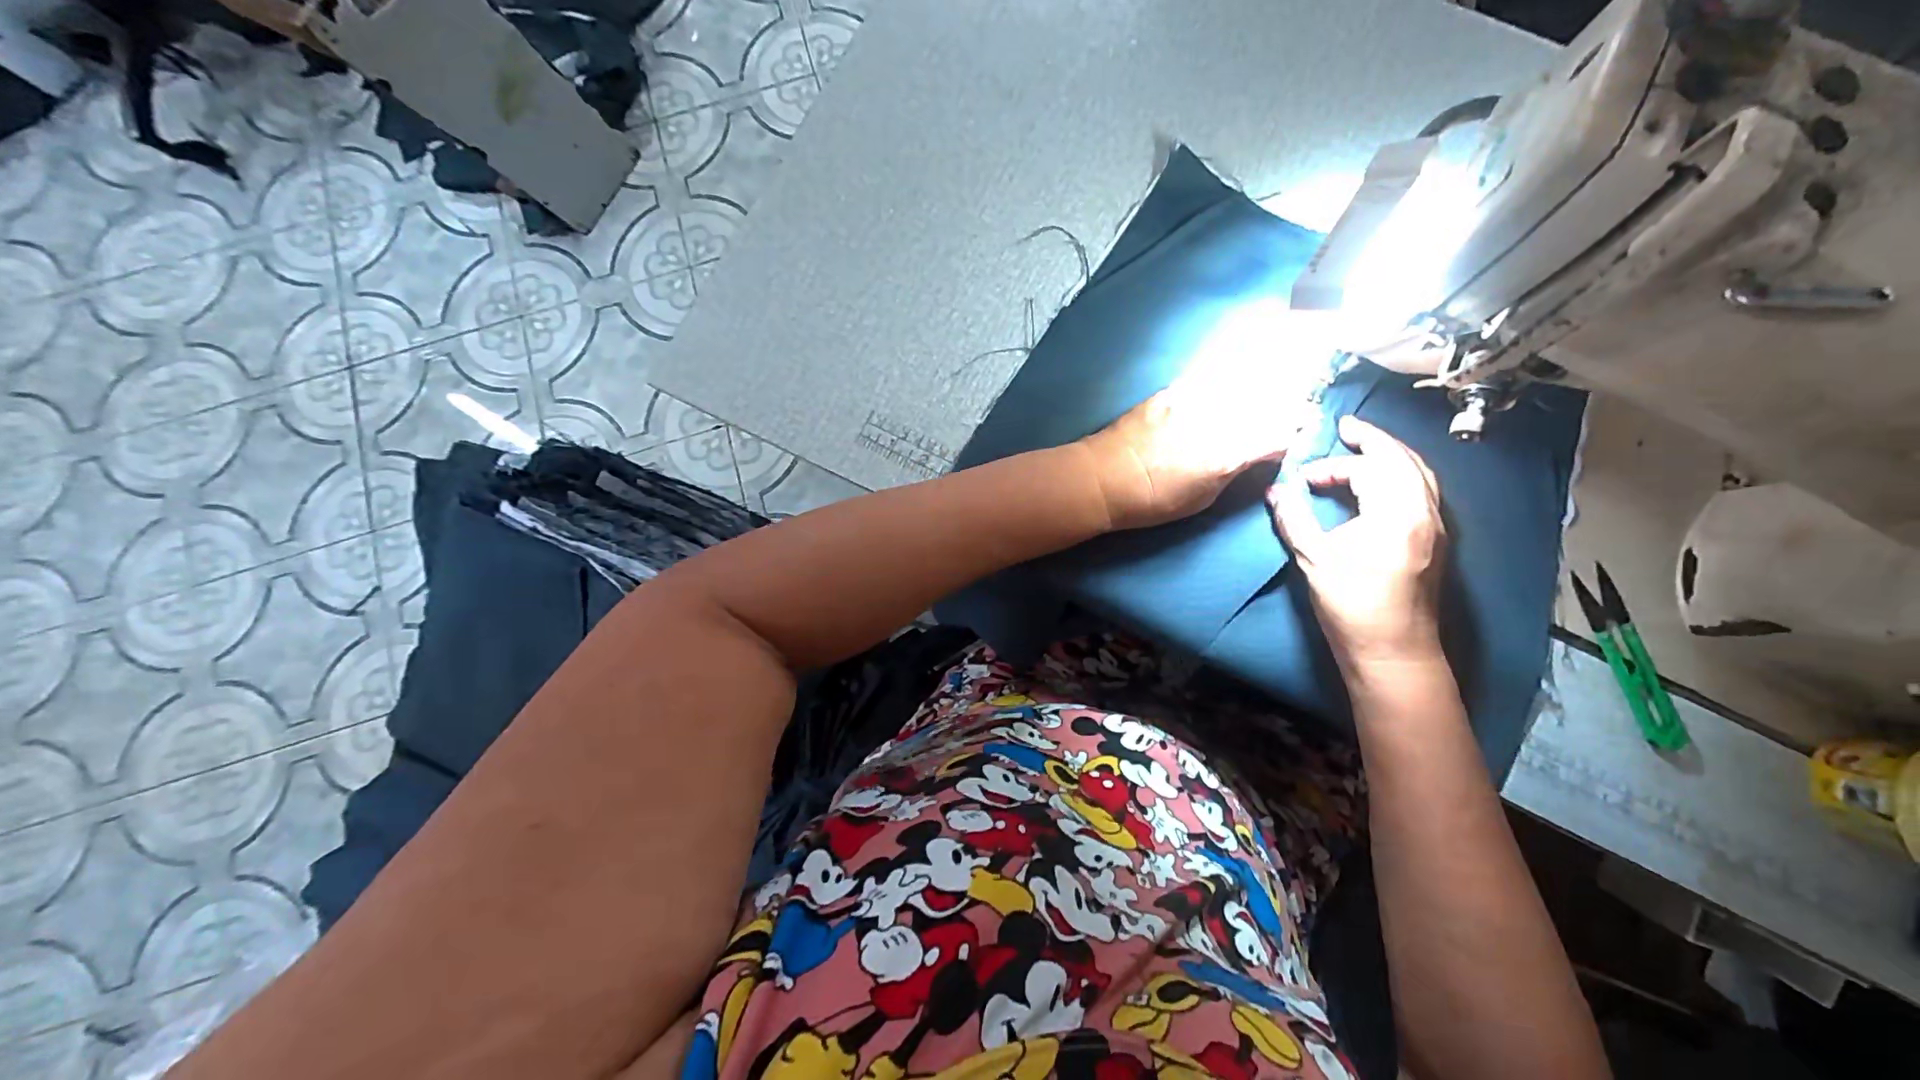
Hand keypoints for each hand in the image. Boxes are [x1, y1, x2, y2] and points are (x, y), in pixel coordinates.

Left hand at [1079, 381, 1295, 531]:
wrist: (1102, 478)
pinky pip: (1214, 371)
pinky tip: (1247, 352)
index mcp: (1224, 454)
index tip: (1305, 425)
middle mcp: (1214, 420)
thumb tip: (1256, 454)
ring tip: (1287, 367)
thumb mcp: (1202, 498)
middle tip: (1303, 396)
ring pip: (1244, 379)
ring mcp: (1193, 400)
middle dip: (1289, 398)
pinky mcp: (1174, 390)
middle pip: (1266, 400)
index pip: (1275, 433)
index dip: (1294, 429)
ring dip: (1269, 375)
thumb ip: (1233, 471)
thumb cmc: (1151, 501)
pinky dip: (1235, 364)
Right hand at [1268, 416, 1444, 670]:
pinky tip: (1381, 482)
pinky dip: (1401, 474)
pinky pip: (1423, 491)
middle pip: (1404, 460)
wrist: (1393, 651)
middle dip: (1373, 440)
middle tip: (1347, 427)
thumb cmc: (1352, 607)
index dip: (1332, 467)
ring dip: (1391, 455)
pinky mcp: (1436, 540)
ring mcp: (1436, 527)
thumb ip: (1294, 520)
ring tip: (1365, 446)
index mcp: (1396, 514)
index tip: (1303, 481)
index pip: (1367, 468)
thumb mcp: (1314, 560)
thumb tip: (1277, 492)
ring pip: (1420, 473)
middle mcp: (1425, 513)